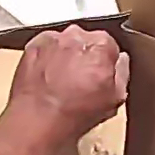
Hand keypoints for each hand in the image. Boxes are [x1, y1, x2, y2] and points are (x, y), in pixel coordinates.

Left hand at [2, 25, 128, 145]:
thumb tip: (121, 61)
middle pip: (86, 42)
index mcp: (101, 44)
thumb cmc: (75, 111)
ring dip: (65, 58)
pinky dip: (46, 60)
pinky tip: (48, 79)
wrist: (40, 118)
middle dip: (84, 58)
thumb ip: (122, 73)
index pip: (110, 46)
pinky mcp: (33, 47)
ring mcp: (52, 40)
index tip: (101, 76)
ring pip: (64, 44)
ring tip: (62, 83)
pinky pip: (45, 49)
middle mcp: (76, 35)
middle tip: (81, 82)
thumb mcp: (114, 98)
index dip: (106, 64)